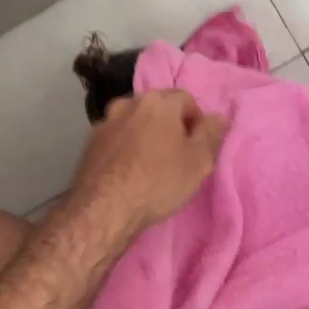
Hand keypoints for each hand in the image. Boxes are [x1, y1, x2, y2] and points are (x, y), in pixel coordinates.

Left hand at [66, 89, 227, 233]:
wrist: (103, 210)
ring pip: (135, 122)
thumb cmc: (158, 182)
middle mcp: (128, 102)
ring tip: (151, 165)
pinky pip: (117, 138)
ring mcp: (104, 122)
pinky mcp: (88, 143)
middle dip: (170, 126)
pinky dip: (126, 148)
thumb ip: (212, 134)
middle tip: (177, 156)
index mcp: (158, 101)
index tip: (197, 147)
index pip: (187, 99)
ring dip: (145, 135)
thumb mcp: (199, 161)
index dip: (197, 121)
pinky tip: (129, 171)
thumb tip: (219, 117)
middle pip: (158, 108)